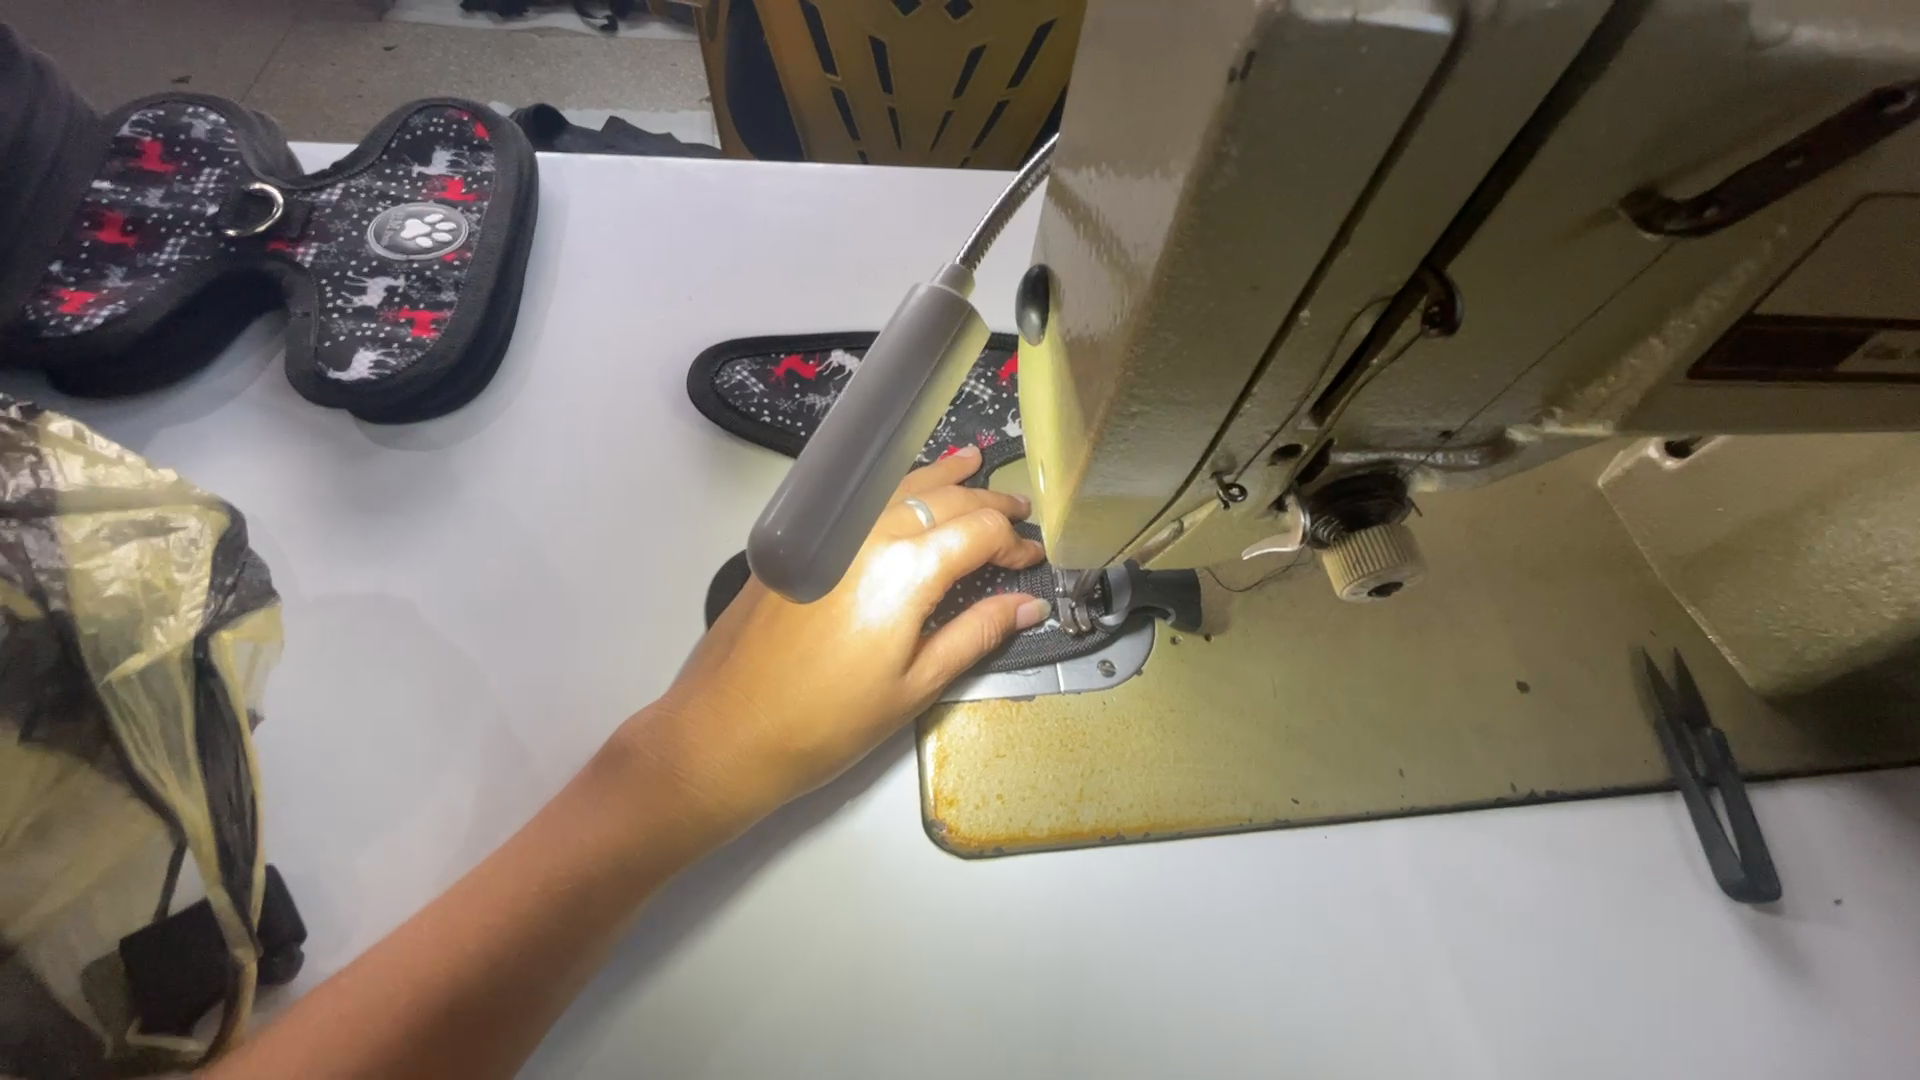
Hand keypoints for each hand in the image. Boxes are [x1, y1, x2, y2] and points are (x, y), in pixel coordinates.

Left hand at [643, 446, 1050, 821]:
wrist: (724, 732)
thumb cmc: (825, 723)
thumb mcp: (914, 686)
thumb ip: (975, 634)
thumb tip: (1026, 606)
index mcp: (904, 569)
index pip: (979, 532)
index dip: (1013, 543)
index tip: (1032, 558)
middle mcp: (867, 533)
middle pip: (943, 498)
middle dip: (988, 502)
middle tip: (1019, 510)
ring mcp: (829, 531)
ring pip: (898, 486)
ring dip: (941, 477)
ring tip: (973, 462)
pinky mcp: (801, 540)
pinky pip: (861, 499)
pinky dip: (895, 487)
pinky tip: (907, 490)